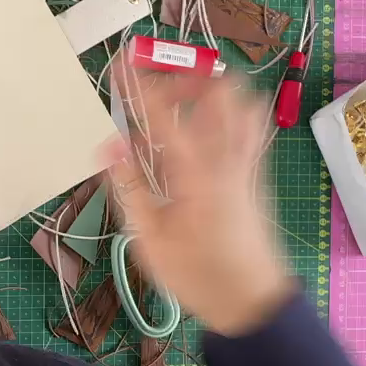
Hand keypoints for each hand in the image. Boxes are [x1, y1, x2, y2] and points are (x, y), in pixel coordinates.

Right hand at [103, 69, 295, 335]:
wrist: (252, 302)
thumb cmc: (197, 276)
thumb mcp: (149, 239)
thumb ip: (130, 187)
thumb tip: (109, 146)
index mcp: (199, 176)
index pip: (167, 116)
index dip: (141, 86)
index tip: (123, 63)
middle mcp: (230, 161)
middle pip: (224, 92)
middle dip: (189, 75)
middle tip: (158, 86)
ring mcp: (249, 166)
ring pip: (246, 104)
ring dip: (214, 90)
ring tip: (182, 100)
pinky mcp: (255, 175)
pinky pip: (249, 126)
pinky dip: (227, 111)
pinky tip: (202, 128)